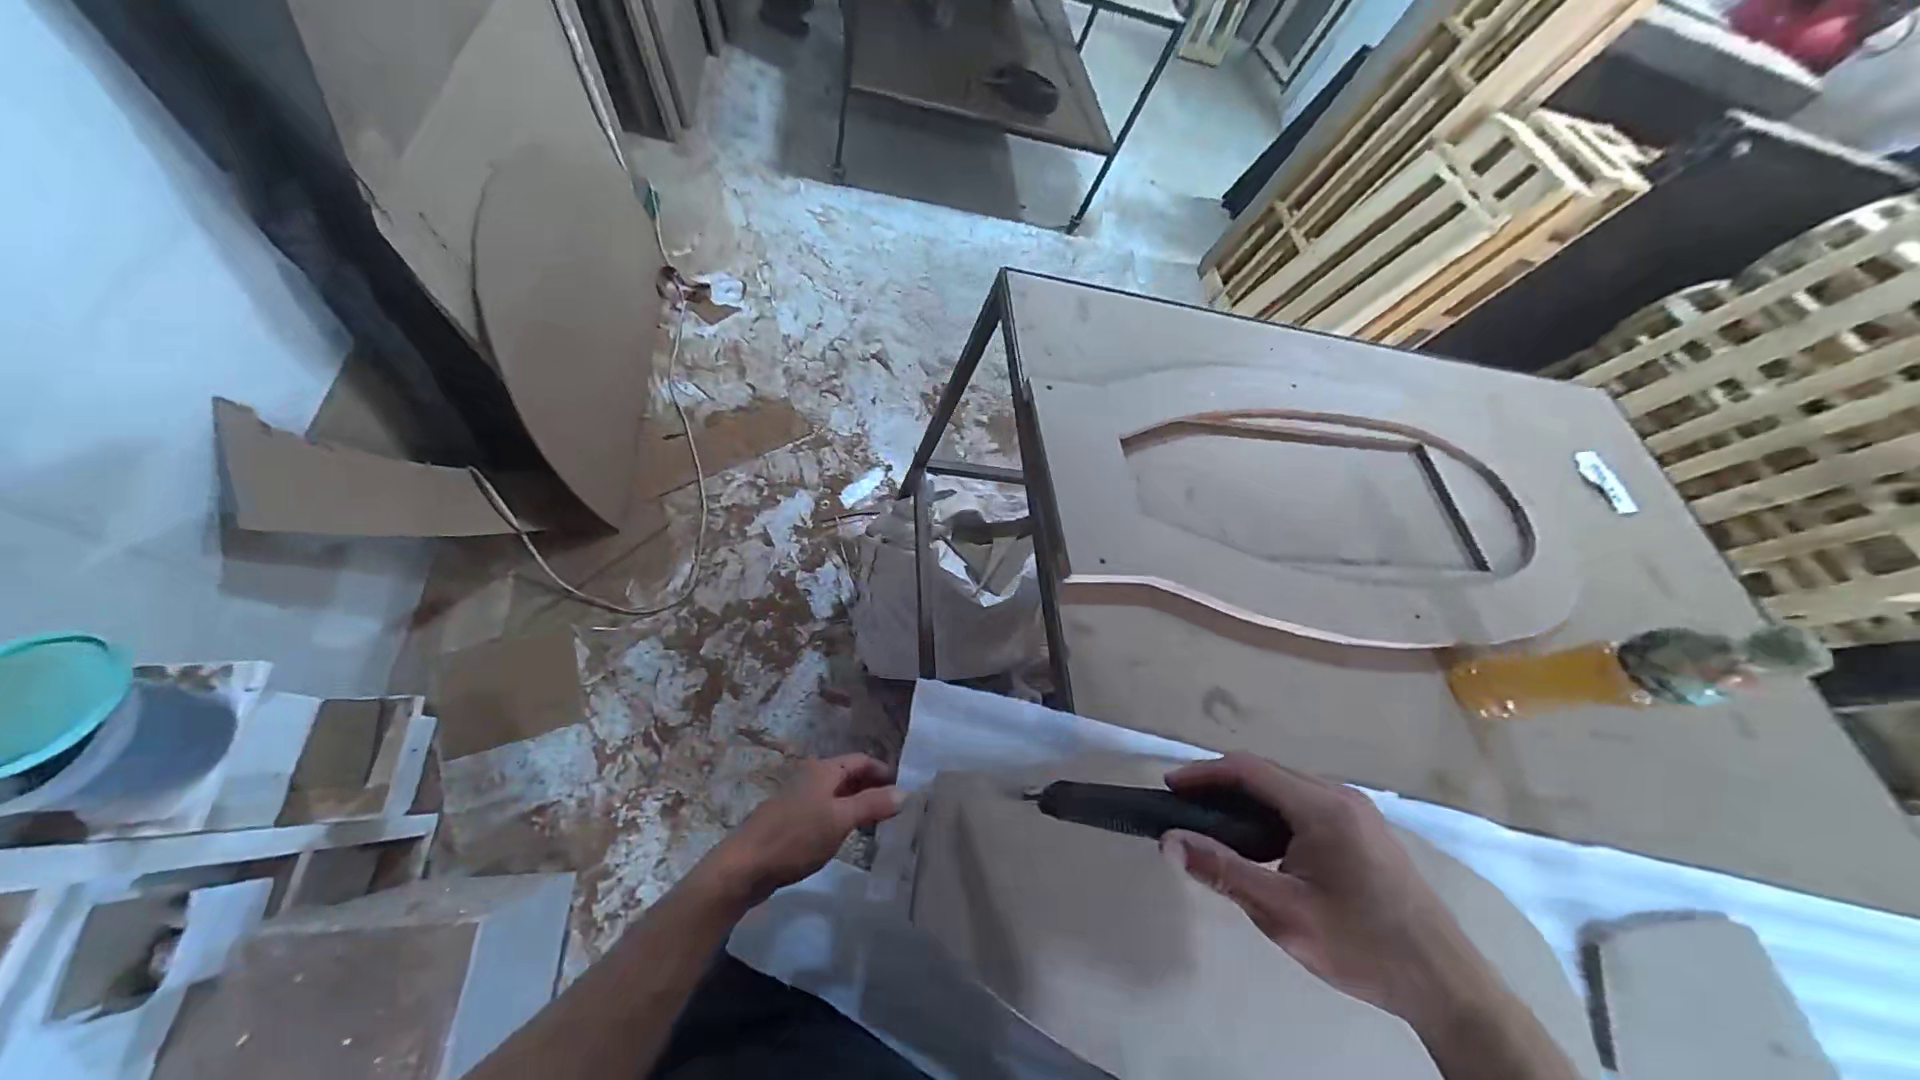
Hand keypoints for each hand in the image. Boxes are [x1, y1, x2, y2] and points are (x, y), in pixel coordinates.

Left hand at [699, 754, 904, 907]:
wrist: (744, 867)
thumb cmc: (795, 837)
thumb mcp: (839, 820)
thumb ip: (872, 804)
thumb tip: (904, 792)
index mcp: (823, 770)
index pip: (861, 760)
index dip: (883, 771)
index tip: (904, 789)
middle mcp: (810, 778)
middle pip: (848, 776)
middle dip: (872, 788)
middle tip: (895, 809)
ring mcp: (798, 800)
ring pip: (836, 795)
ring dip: (857, 805)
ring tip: (878, 825)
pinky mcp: (789, 823)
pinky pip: (824, 812)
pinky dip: (841, 819)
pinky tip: (847, 837)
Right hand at [1158, 753, 1491, 1033]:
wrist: (1447, 986)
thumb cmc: (1363, 947)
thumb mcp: (1284, 913)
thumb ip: (1223, 871)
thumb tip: (1169, 841)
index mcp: (1323, 808)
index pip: (1248, 770)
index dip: (1203, 773)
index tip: (1168, 788)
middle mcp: (1341, 797)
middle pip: (1266, 773)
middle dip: (1219, 785)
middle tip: (1183, 809)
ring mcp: (1356, 813)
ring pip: (1285, 789)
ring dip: (1245, 799)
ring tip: (1211, 825)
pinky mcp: (1364, 831)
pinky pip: (1303, 806)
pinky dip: (1269, 814)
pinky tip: (1257, 842)